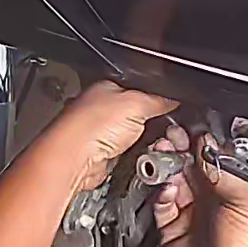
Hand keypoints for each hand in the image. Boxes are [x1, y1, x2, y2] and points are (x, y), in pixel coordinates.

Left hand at [41, 80, 177, 192]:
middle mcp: (102, 110)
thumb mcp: (138, 103)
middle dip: (152, 124)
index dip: (158, 99)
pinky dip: (135, 157)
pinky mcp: (103, 156)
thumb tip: (173, 100)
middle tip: (162, 129)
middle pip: (139, 115)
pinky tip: (136, 156)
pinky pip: (129, 156)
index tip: (171, 109)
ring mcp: (102, 134)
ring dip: (144, 143)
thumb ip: (159, 100)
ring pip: (135, 138)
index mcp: (107, 88)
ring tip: (148, 144)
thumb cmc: (91, 125)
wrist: (75, 158)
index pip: (140, 89)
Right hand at [151, 129, 247, 246]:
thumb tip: (206, 150)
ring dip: (168, 167)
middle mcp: (212, 205)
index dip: (200, 145)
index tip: (190, 133)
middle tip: (171, 139)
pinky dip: (161, 193)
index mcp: (235, 195)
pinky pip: (161, 206)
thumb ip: (223, 173)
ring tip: (164, 157)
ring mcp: (191, 219)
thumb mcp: (247, 203)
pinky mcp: (172, 234)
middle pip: (190, 169)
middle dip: (180, 151)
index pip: (213, 161)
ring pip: (173, 183)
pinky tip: (166, 187)